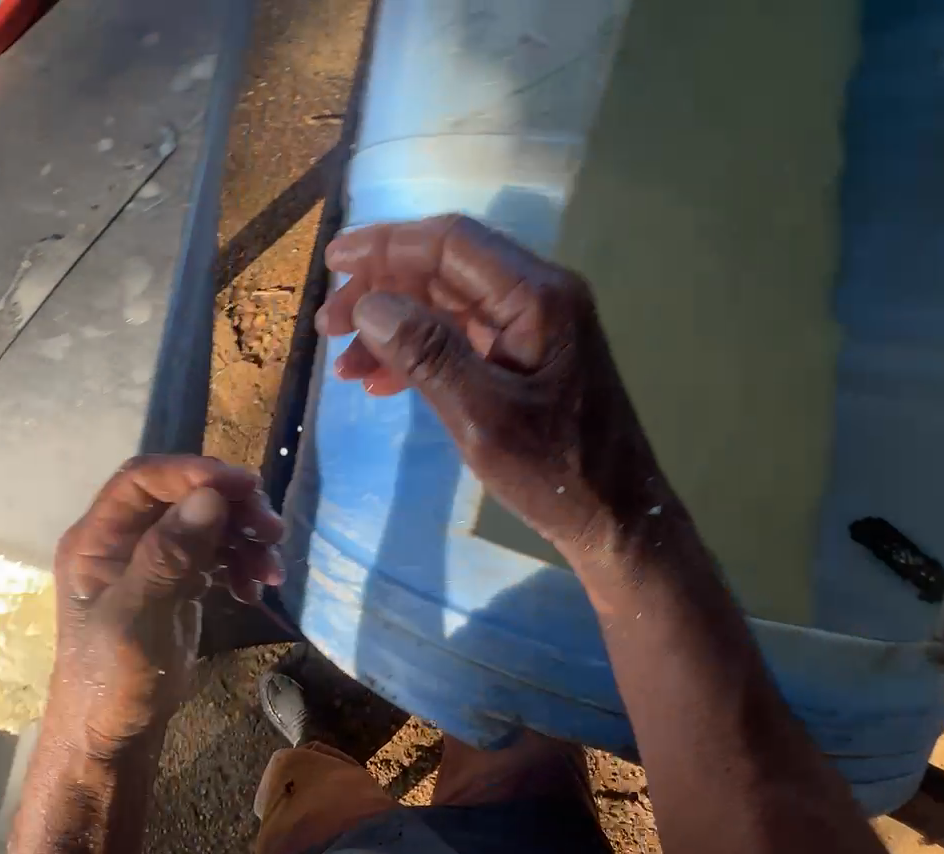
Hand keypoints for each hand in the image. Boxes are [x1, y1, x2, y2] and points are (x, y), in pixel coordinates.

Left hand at [49, 455, 284, 752]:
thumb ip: (169, 556)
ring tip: (272, 570)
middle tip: (272, 530)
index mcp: (98, 538)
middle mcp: (124, 540)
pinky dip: (240, 564)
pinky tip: (254, 590)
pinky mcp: (178, 582)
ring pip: (205, 524)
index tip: (246, 485)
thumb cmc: (113, 679)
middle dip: (231, 507)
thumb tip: (210, 498)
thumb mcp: (138, 617)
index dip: (193, 473)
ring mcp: (153, 560)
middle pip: (183, 497)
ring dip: (244, 539)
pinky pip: (215, 555)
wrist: (117, 733)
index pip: (144, 479)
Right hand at [316, 215, 677, 574]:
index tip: (332, 266)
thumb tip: (370, 305)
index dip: (385, 247)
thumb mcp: (482, 417)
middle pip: (445, 270)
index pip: (450, 244)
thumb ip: (427, 354)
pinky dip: (420, 354)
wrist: (615, 519)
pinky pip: (463, 340)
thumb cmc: (554, 472)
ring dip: (394, 328)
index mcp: (538, 297)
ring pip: (448, 306)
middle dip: (381, 291)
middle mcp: (539, 297)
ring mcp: (534, 329)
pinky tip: (384, 383)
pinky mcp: (526, 360)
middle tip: (328, 327)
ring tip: (347, 367)